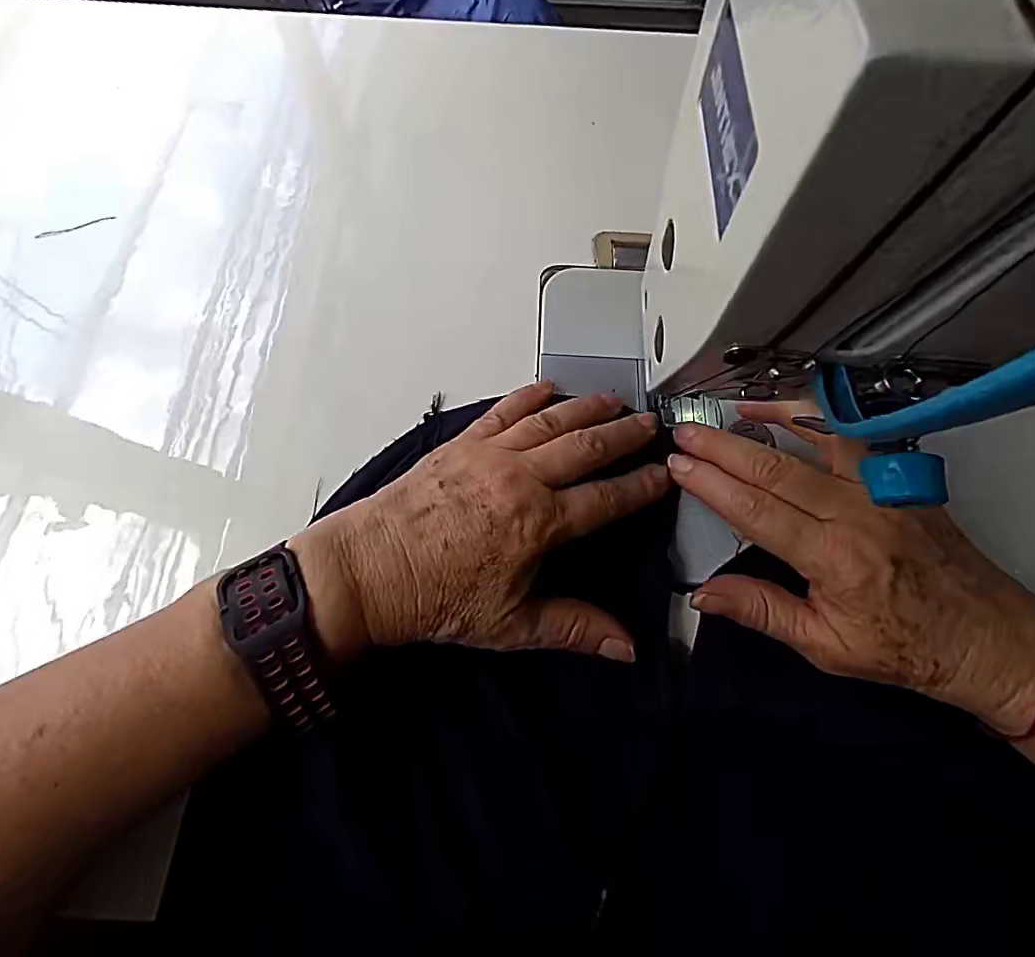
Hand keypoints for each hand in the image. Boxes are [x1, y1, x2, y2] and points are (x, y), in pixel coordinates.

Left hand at [292, 382, 670, 664]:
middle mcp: (517, 479)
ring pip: (549, 422)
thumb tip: (625, 647)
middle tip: (649, 424)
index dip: (642, 485)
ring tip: (612, 400)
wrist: (370, 568)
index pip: (607, 498)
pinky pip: (502, 412)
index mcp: (537, 522)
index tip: (664, 474)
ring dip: (585, 408)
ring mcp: (486, 455)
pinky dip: (528, 396)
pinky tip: (546, 388)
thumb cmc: (432, 595)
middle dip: (625, 434)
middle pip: (586, 447)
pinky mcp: (459, 445)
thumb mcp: (510, 624)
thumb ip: (573, 628)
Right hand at [668, 402, 1034, 733]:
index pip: (756, 511)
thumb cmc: (914, 648)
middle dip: (721, 448)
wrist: (996, 643)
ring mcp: (884, 493)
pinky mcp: (901, 483)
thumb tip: (706, 594)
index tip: (680, 468)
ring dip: (768, 421)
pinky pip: (852, 439)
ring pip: (817, 442)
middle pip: (775, 470)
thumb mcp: (827, 647)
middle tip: (685, 435)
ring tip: (729, 410)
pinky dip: (816, 419)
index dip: (711, 485)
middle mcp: (861, 518)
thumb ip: (761, 611)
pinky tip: (788, 410)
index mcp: (837, 561)